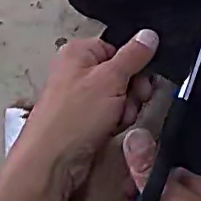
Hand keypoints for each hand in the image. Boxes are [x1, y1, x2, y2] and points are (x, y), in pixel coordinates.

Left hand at [5, 33, 157, 197]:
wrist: (50, 166)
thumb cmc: (74, 117)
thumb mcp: (110, 79)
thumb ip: (134, 54)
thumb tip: (150, 34)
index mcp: (79, 53)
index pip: (121, 47)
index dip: (135, 63)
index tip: (140, 78)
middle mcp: (78, 71)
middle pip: (124, 71)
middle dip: (133, 90)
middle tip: (128, 102)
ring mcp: (81, 97)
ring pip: (122, 94)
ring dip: (127, 108)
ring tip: (115, 120)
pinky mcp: (85, 119)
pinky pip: (113, 112)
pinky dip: (117, 121)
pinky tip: (111, 129)